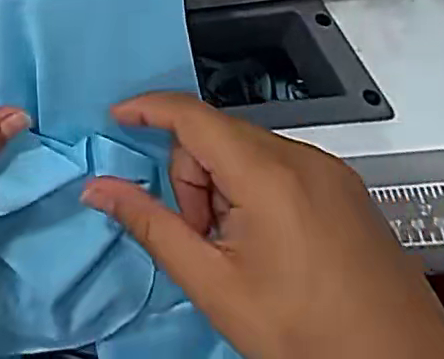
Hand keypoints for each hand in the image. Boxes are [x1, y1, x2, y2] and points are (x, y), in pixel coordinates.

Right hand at [82, 92, 443, 358]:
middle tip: (205, 238)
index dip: (146, 108)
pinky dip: (254, 189)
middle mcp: (302, 156)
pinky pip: (277, 164)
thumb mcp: (215, 285)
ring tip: (241, 250)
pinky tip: (269, 243)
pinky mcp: (346, 187)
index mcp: (267, 173)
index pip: (190, 113)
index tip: (116, 118)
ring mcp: (329, 170)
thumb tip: (98, 188)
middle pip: (215, 135)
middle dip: (194, 178)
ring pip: (244, 150)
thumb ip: (150, 225)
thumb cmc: (310, 338)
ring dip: (224, 187)